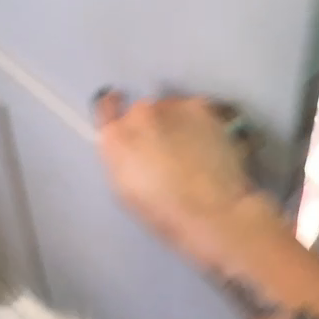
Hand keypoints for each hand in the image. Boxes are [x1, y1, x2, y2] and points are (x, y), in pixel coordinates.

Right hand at [92, 91, 284, 269]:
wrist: (211, 213)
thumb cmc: (165, 213)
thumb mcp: (126, 189)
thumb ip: (120, 157)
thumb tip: (128, 145)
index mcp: (115, 137)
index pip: (107, 105)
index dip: (117, 109)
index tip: (128, 118)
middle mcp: (139, 113)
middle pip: (143, 111)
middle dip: (153, 126)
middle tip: (169, 150)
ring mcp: (171, 105)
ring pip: (171, 108)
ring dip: (177, 122)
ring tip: (194, 149)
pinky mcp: (201, 106)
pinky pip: (195, 109)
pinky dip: (200, 122)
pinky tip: (210, 144)